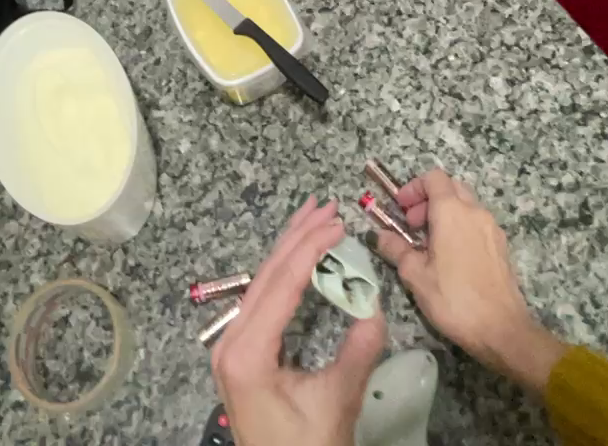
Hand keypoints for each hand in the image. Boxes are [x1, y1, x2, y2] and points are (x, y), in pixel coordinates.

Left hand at [210, 197, 387, 445]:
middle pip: (267, 274)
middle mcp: (231, 339)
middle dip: (297, 235)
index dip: (309, 248)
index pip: (281, 284)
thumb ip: (356, 353)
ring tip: (312, 214)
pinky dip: (283, 271)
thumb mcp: (335, 404)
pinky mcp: (242, 351)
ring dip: (289, 246)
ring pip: (262, 282)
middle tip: (325, 203)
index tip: (337, 221)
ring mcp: (232, 344)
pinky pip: (262, 298)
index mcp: (247, 351)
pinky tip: (297, 254)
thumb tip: (375, 307)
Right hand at [373, 169, 566, 390]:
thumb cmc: (454, 299)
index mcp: (452, 212)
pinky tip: (451, 258)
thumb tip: (379, 236)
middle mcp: (475, 212)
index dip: (414, 188)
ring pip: (465, 205)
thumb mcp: (415, 275)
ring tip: (430, 244)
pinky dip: (460, 227)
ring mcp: (492, 229)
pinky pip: (476, 223)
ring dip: (444, 214)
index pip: (433, 178)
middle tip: (412, 225)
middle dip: (428, 199)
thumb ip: (395, 249)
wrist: (503, 332)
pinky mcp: (501, 247)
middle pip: (451, 187)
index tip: (401, 209)